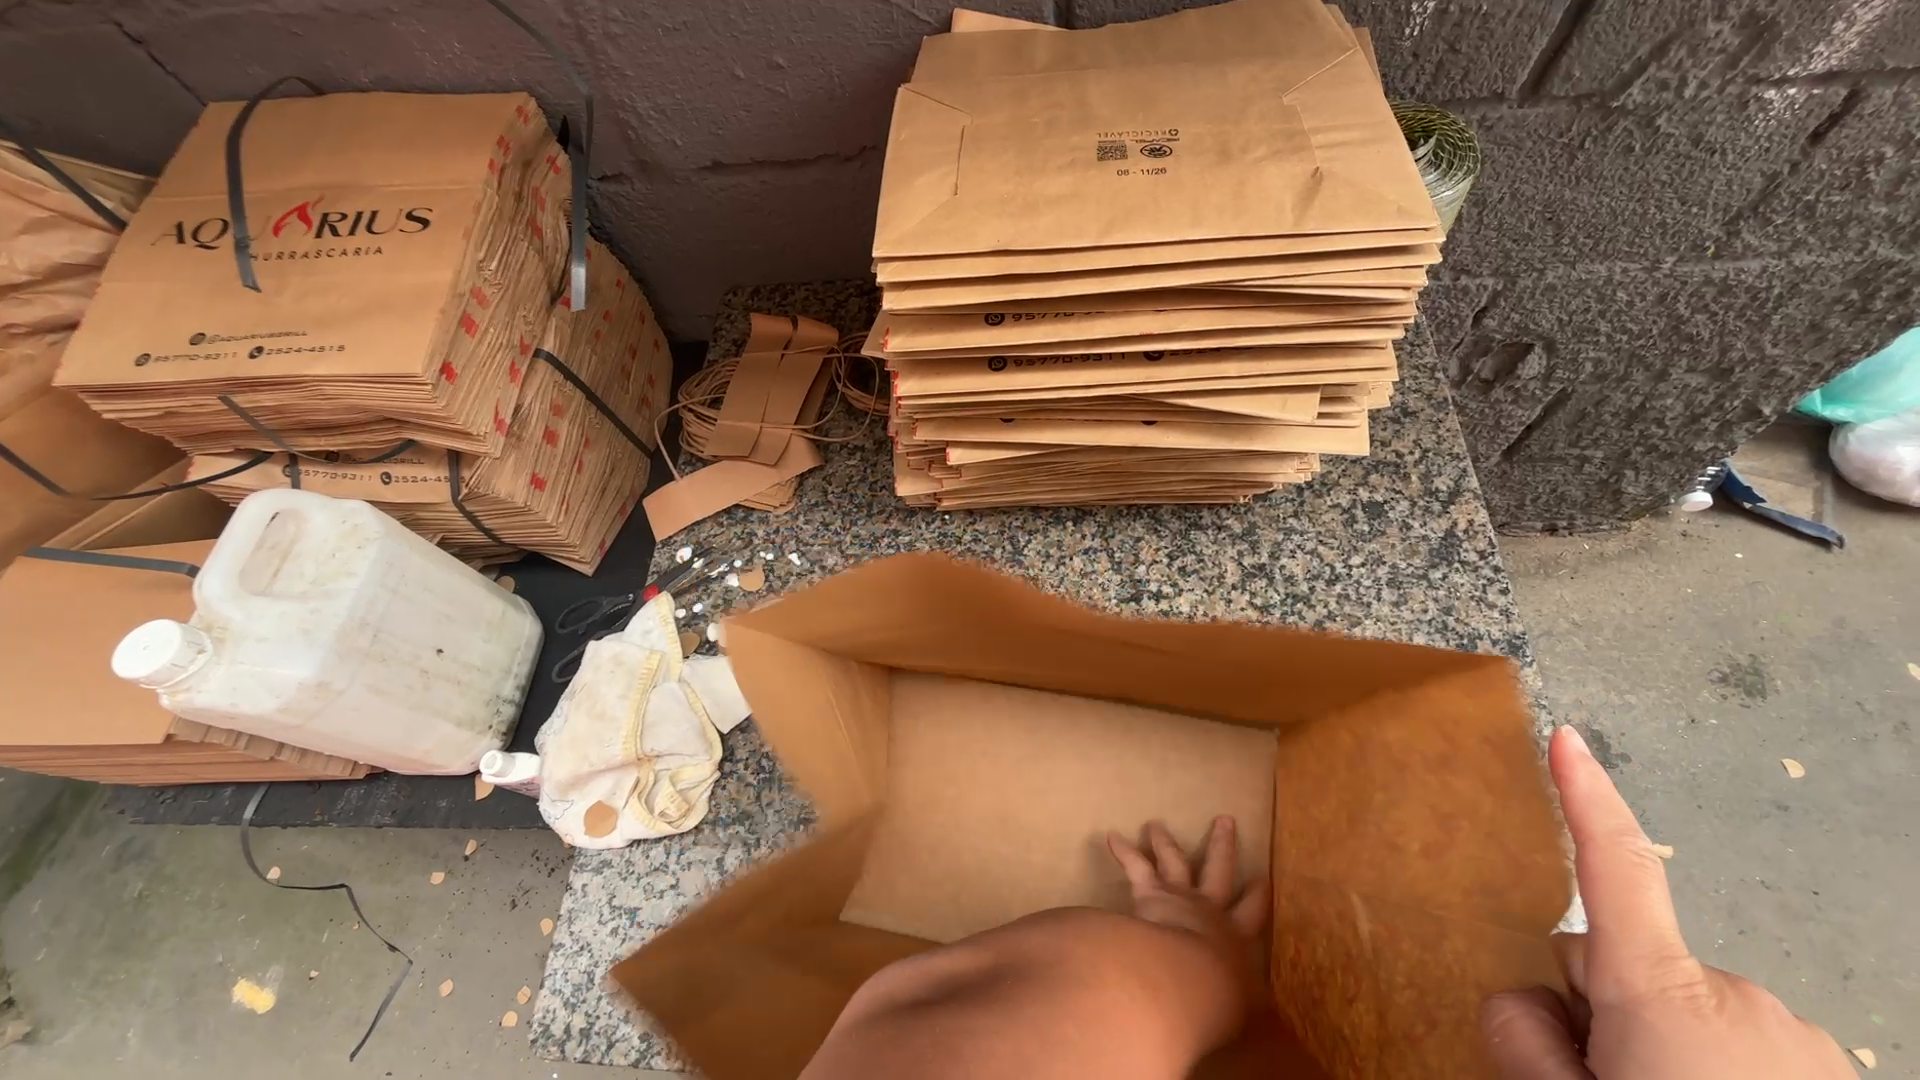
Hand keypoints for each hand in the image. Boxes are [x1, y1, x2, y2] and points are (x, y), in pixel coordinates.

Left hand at [1107, 817, 1269, 993]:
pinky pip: (1136, 866)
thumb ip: (1242, 1009)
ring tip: (1155, 823)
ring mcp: (1180, 896)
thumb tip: (1251, 1023)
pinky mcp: (1152, 893)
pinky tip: (1110, 835)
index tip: (1262, 878)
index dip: (1257, 897)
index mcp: (1235, 940)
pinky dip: (1123, 850)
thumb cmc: (1218, 999)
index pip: (1251, 915)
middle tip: (1225, 820)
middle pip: (1219, 870)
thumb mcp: (1238, 1007)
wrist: (1191, 978)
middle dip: (1223, 846)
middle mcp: (1210, 910)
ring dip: (1165, 840)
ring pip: (1174, 859)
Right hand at [1481, 726, 1853, 1079]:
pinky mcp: (1826, 1068)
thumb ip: (1519, 1032)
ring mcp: (1797, 1037)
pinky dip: (1704, 1070)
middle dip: (1592, 1011)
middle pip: (1616, 966)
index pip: (1614, 872)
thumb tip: (1529, 999)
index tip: (1566, 738)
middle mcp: (1739, 996)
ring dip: (1652, 1051)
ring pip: (1676, 1011)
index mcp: (1665, 995)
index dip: (1584, 800)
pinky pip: (1730, 1043)